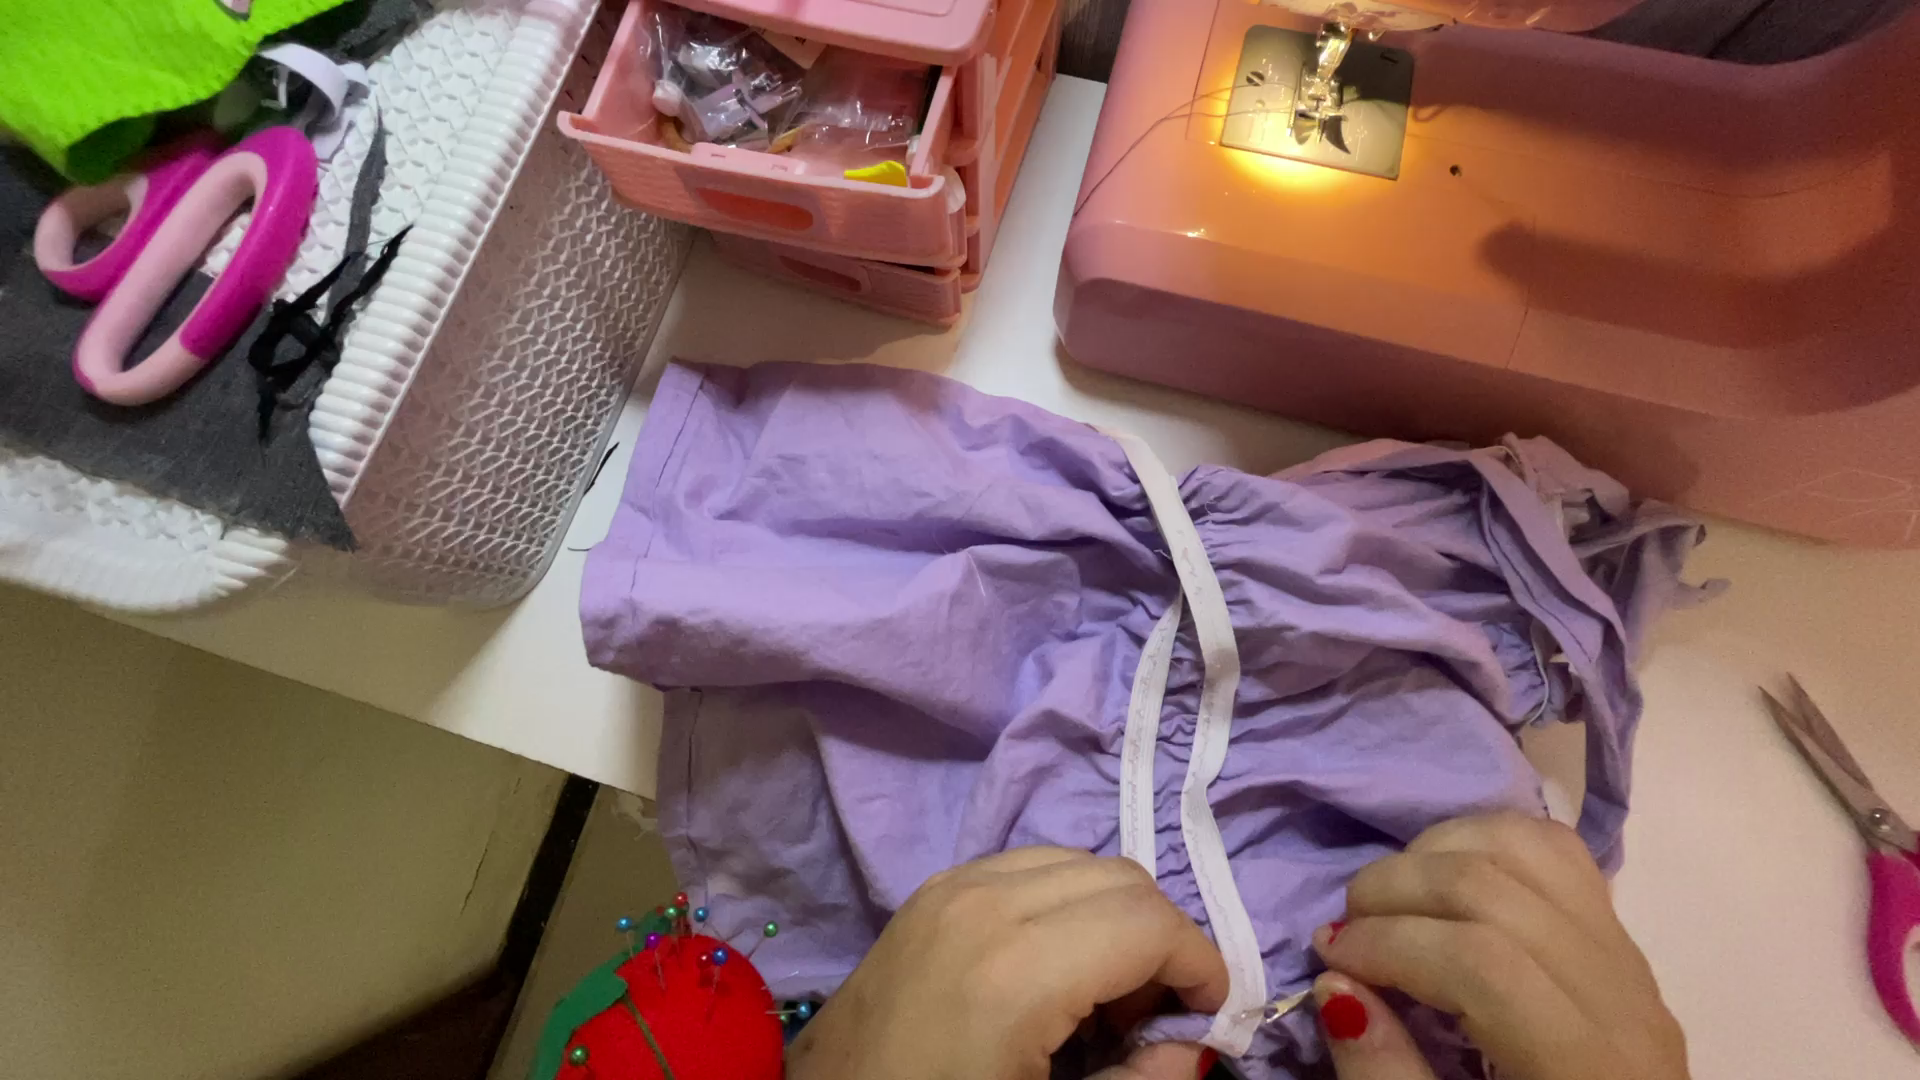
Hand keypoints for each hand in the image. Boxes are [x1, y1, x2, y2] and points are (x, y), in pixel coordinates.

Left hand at [786, 847, 1228, 1079]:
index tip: (1210, 1016)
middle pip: (1119, 876)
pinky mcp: (933, 887)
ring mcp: (952, 883)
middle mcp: (985, 899)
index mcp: (1016, 967)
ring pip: (1076, 859)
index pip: (1147, 920)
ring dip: (1111, 913)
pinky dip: (1064, 899)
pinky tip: (1049, 962)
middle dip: (1158, 937)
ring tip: (1100, 990)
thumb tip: (1199, 1047)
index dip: (1200, 963)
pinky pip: (1027, 865)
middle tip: (1152, 1015)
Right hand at [1309, 813, 1688, 1079]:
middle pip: (1489, 886)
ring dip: (1428, 853)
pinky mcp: (1614, 929)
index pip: (1482, 960)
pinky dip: (1475, 838)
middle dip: (1391, 891)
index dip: (1389, 944)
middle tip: (1347, 931)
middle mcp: (1623, 998)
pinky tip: (1440, 874)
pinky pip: (1547, 844)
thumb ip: (1384, 1075)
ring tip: (1392, 900)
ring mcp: (1626, 952)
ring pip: (1518, 843)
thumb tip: (1334, 981)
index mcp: (1591, 1070)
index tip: (1330, 963)